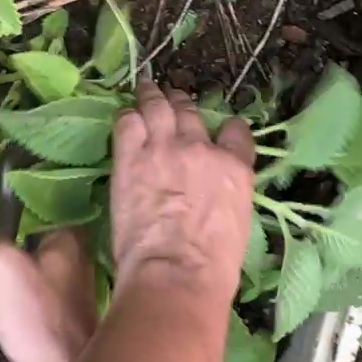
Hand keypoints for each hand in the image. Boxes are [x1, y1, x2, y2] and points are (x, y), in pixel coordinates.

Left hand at [109, 79, 255, 304]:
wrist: (176, 271)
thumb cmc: (213, 266)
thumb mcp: (237, 224)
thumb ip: (226, 195)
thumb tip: (212, 196)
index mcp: (234, 168)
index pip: (235, 131)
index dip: (227, 127)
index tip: (219, 129)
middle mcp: (200, 148)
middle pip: (190, 112)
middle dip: (181, 103)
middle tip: (172, 99)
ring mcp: (163, 147)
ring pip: (157, 107)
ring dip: (152, 97)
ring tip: (146, 89)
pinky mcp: (130, 156)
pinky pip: (127, 122)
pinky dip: (127, 116)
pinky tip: (124, 116)